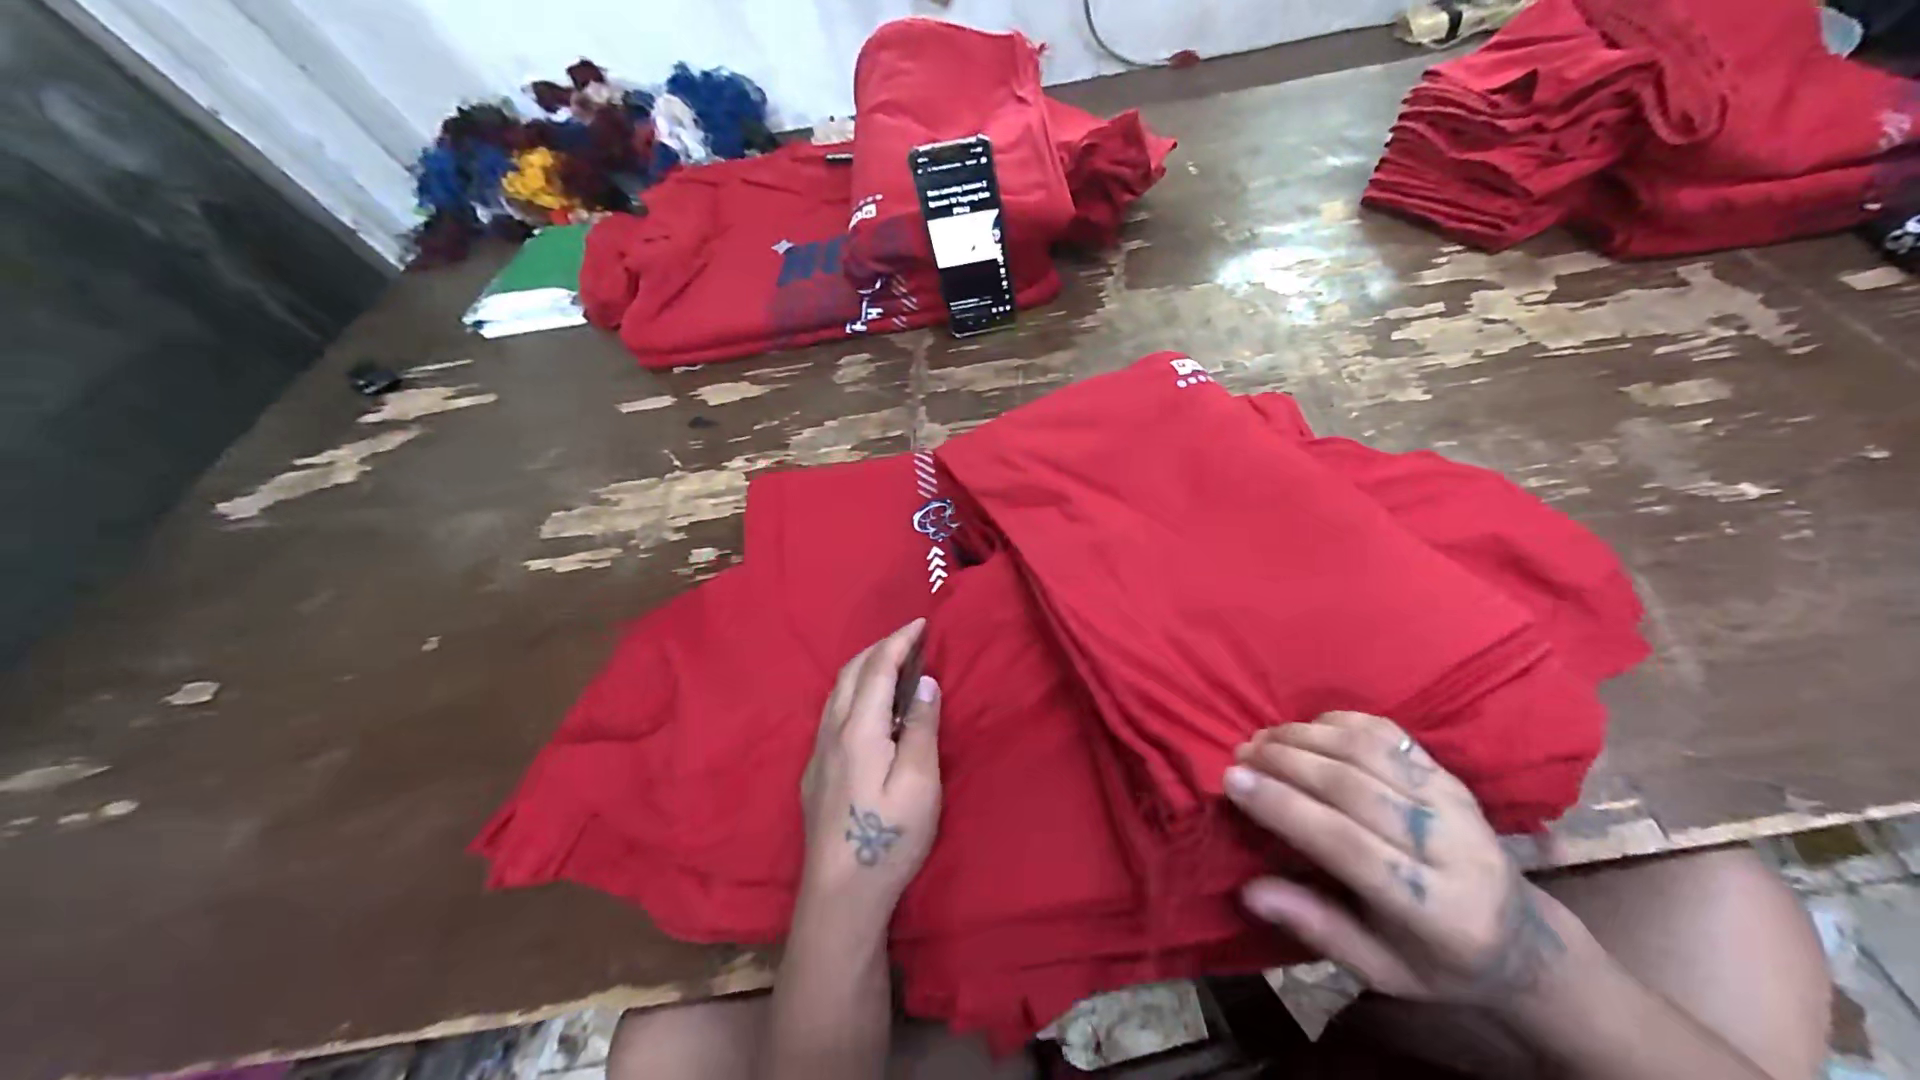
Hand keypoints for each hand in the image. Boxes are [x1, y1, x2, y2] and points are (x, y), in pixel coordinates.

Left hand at [798, 619, 941, 910]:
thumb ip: (920, 727)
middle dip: (879, 647)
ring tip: (893, 665)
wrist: (839, 896)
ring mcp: (818, 753)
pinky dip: (855, 692)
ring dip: (864, 668)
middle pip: (850, 673)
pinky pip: (834, 712)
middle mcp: (831, 732)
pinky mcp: (816, 773)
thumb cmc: (888, 839)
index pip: (877, 668)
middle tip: (910, 639)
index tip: (921, 622)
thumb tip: (924, 682)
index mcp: (857, 729)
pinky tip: (871, 709)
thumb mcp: (919, 784)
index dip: (899, 641)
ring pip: (837, 692)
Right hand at [1224, 711, 1571, 1007]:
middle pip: (1354, 787)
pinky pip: (1390, 735)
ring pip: (1369, 752)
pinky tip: (1306, 728)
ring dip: (1306, 736)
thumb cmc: (1437, 961)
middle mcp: (1454, 848)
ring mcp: (1456, 804)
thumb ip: (1316, 927)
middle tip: (1240, 755)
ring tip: (1262, 738)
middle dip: (1286, 763)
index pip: (1348, 845)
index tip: (1233, 782)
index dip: (1285, 808)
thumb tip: (1249, 890)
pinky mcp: (1451, 776)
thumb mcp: (1379, 969)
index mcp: (1436, 910)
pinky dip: (1340, 722)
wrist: (1524, 941)